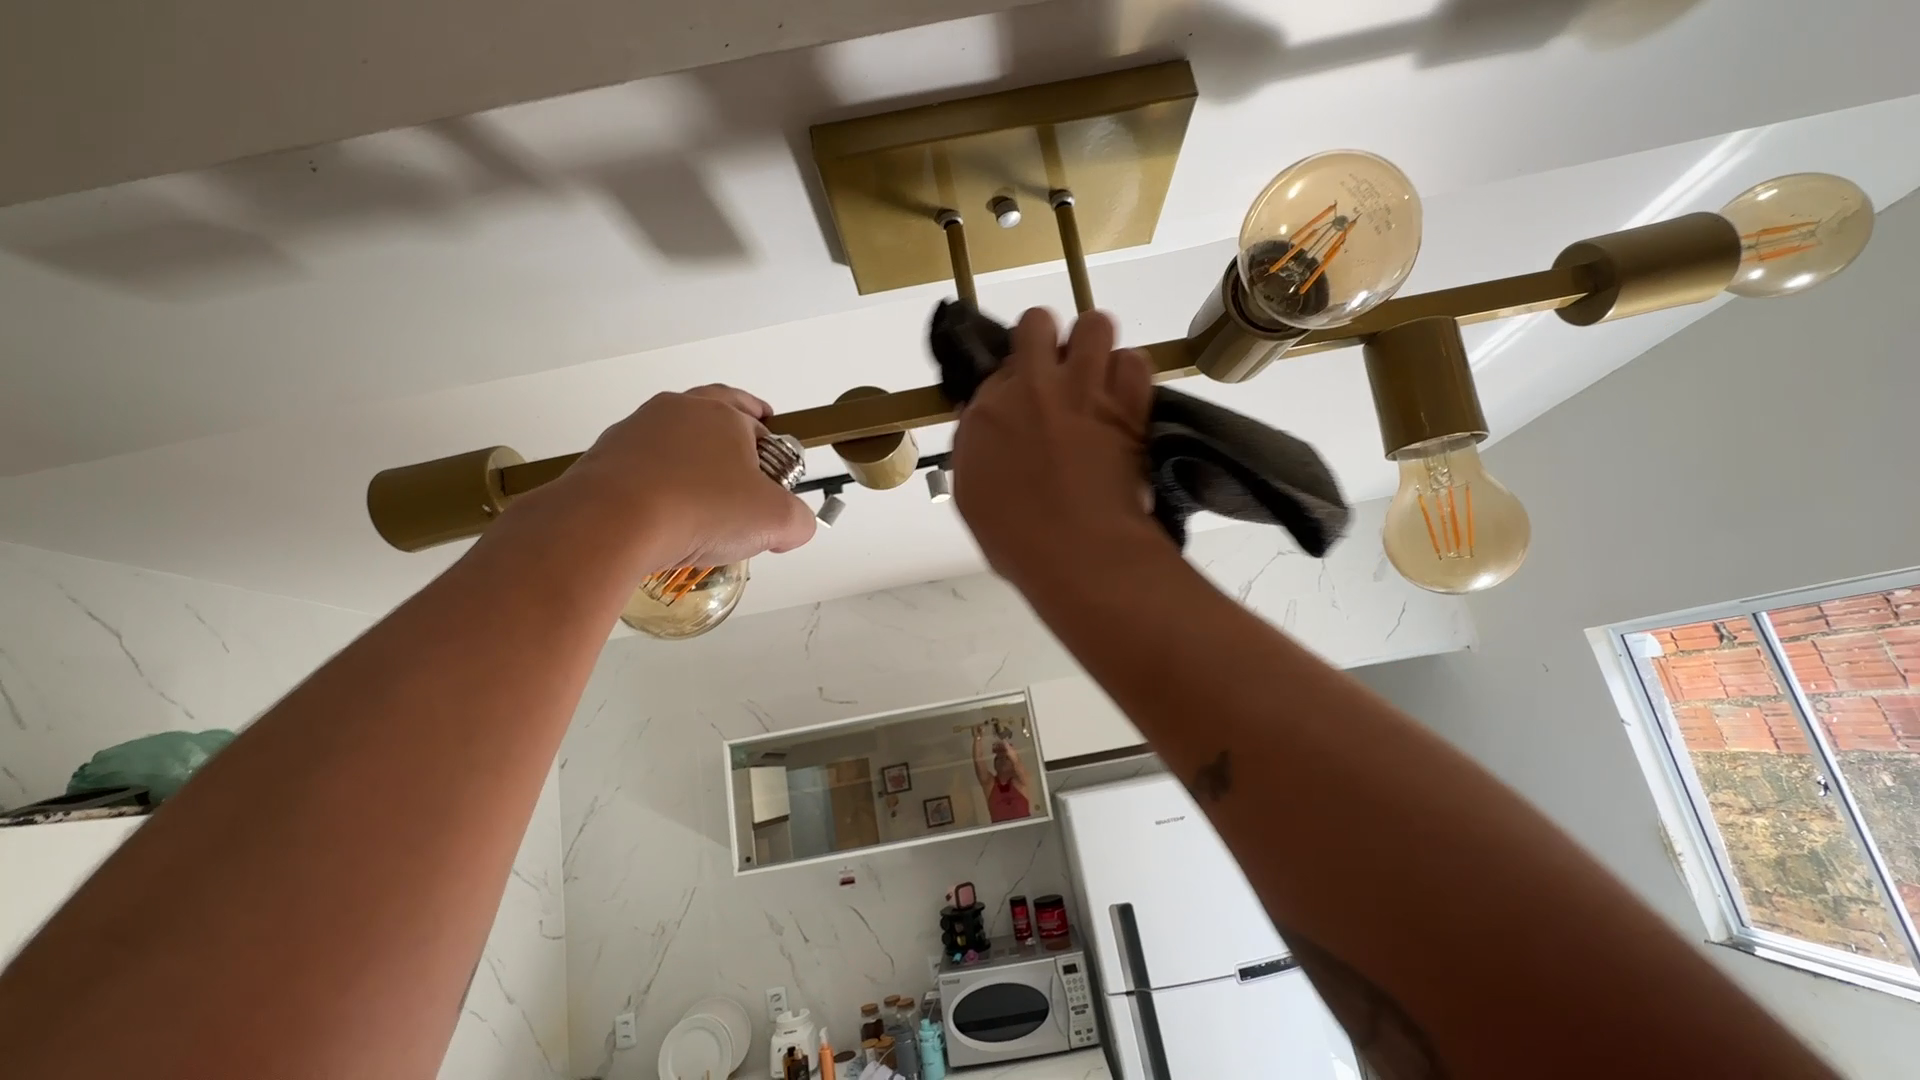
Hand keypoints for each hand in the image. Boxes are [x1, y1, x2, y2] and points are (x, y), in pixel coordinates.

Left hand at [543, 385, 815, 573]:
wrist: (609, 523)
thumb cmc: (702, 509)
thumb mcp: (776, 522)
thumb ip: (799, 521)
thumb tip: (795, 526)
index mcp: (721, 413)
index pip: (753, 415)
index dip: (770, 441)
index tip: (774, 464)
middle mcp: (675, 411)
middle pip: (710, 418)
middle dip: (729, 444)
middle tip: (742, 475)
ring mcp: (633, 433)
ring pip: (672, 443)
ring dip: (689, 466)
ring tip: (701, 504)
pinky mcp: (602, 460)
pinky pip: (641, 469)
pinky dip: (657, 487)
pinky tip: (664, 519)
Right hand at [952, 309, 1160, 585]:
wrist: (1080, 553)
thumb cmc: (1017, 540)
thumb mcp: (972, 496)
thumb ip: (975, 450)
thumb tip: (985, 425)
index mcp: (987, 411)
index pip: (996, 369)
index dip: (1010, 382)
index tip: (1019, 402)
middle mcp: (1033, 387)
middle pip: (1037, 322)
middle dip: (1045, 338)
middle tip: (1054, 372)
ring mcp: (1085, 391)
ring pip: (1095, 324)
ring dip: (1093, 345)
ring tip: (1095, 375)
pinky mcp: (1129, 406)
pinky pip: (1135, 361)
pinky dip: (1130, 374)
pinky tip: (1124, 396)